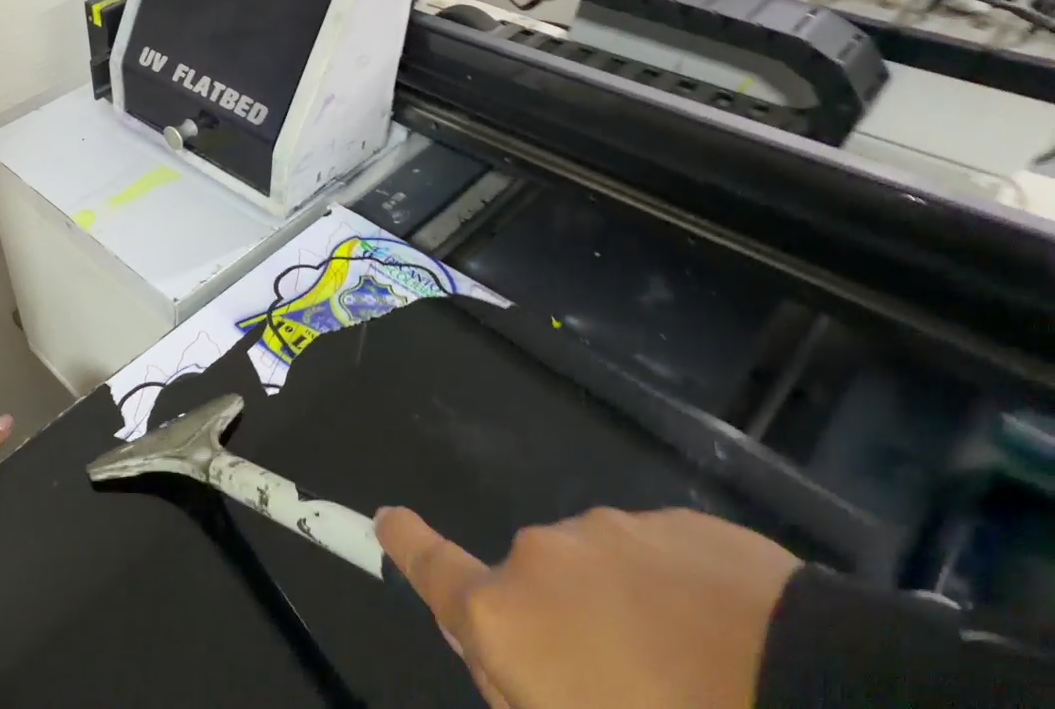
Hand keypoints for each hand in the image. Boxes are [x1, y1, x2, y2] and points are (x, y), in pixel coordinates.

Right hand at [376, 506, 802, 708]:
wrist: (820, 695)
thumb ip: (509, 682)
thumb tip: (492, 641)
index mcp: (504, 613)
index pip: (431, 568)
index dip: (403, 543)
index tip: (387, 517)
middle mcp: (540, 555)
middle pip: (526, 586)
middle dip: (553, 623)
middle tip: (616, 683)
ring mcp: (610, 529)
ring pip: (595, 570)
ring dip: (618, 607)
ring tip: (689, 665)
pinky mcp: (677, 522)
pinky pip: (654, 558)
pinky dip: (671, 591)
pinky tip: (723, 635)